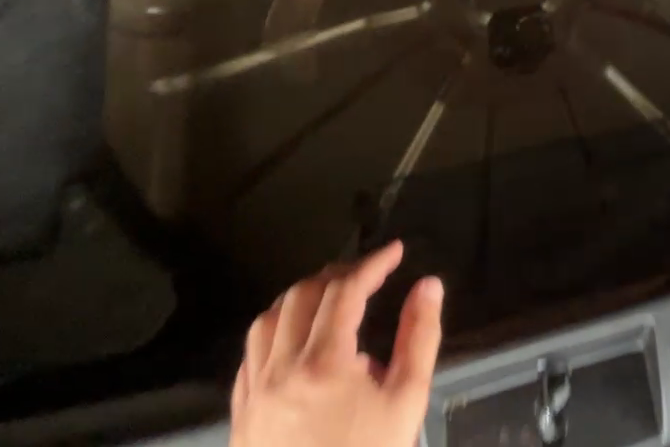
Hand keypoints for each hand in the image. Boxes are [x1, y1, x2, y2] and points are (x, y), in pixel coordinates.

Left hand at [232, 241, 443, 446]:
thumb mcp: (408, 399)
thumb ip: (421, 335)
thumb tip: (428, 284)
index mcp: (324, 363)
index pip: (346, 290)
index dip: (373, 263)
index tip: (396, 252)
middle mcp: (281, 370)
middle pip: (302, 295)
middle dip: (338, 273)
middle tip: (369, 272)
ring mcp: (254, 393)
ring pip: (268, 320)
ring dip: (302, 296)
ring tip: (333, 294)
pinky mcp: (241, 416)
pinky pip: (250, 354)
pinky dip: (276, 328)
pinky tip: (297, 336)